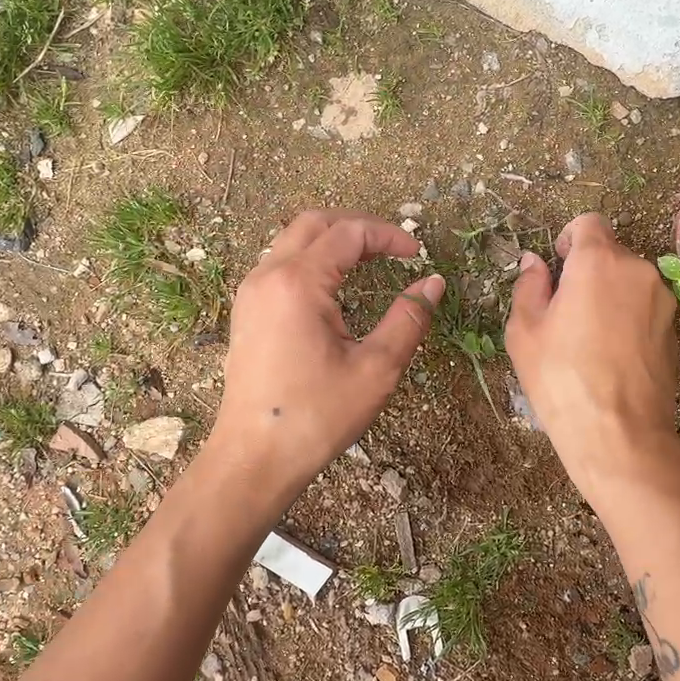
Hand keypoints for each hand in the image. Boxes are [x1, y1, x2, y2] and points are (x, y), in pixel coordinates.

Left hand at [206, 211, 442, 499]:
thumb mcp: (376, 368)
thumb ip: (408, 319)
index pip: (348, 233)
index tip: (417, 254)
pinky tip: (336, 287)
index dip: (388, 236)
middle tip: (393, 247)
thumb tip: (432, 283)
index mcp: (298, 283)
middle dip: (358, 227)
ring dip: (333, 240)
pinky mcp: (246, 312)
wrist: (254, 458)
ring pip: (293, 240)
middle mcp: (267, 276)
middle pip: (314, 222)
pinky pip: (280, 264)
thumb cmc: (317, 416)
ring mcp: (251, 293)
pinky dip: (312, 259)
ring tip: (370, 261)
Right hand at [506, 214, 679, 487]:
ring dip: (611, 296)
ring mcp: (664, 300)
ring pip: (631, 283)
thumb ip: (529, 286)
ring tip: (591, 340)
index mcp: (598, 261)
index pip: (588, 223)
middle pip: (610, 255)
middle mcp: (638, 270)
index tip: (558, 267)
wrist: (619, 432)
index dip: (569, 239)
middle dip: (588, 273)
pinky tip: (615, 356)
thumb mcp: (525, 332)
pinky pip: (647, 309)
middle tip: (567, 314)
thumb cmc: (561, 379)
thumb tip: (534, 263)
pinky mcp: (677, 329)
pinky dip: (631, 319)